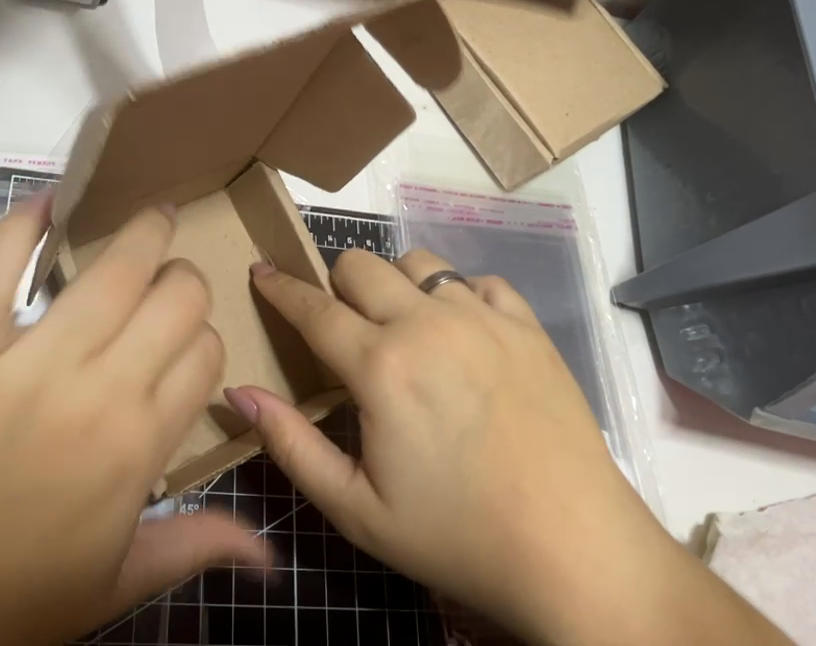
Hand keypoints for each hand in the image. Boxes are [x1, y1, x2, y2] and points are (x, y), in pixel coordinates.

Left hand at [0, 198, 270, 645]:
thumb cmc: (8, 603)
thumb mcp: (114, 585)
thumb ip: (197, 546)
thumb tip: (272, 554)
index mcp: (139, 447)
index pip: (205, 352)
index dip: (203, 335)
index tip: (185, 337)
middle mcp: (99, 391)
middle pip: (175, 296)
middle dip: (183, 275)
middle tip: (168, 274)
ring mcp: (29, 364)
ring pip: (111, 270)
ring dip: (139, 232)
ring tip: (146, 216)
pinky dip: (22, 225)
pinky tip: (45, 202)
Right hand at [231, 250, 788, 645]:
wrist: (576, 552)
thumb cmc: (457, 536)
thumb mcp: (356, 509)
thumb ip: (290, 444)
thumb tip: (238, 391)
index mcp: (380, 367)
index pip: (313, 307)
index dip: (280, 286)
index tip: (261, 270)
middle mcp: (428, 324)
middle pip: (361, 265)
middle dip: (337, 286)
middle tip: (342, 328)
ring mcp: (484, 319)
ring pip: (418, 263)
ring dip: (396, 285)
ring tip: (403, 329)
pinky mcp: (529, 327)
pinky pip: (479, 281)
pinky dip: (458, 296)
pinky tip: (462, 335)